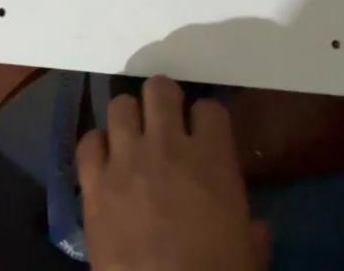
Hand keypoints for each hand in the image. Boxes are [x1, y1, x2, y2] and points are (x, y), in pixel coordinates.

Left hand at [77, 75, 269, 270]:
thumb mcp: (248, 258)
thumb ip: (251, 233)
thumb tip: (255, 228)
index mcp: (212, 160)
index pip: (210, 109)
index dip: (206, 119)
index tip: (204, 132)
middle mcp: (166, 146)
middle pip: (160, 89)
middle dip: (164, 99)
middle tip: (165, 118)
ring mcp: (125, 159)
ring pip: (120, 105)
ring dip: (129, 118)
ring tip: (133, 136)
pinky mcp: (93, 181)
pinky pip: (88, 141)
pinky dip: (97, 146)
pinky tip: (105, 160)